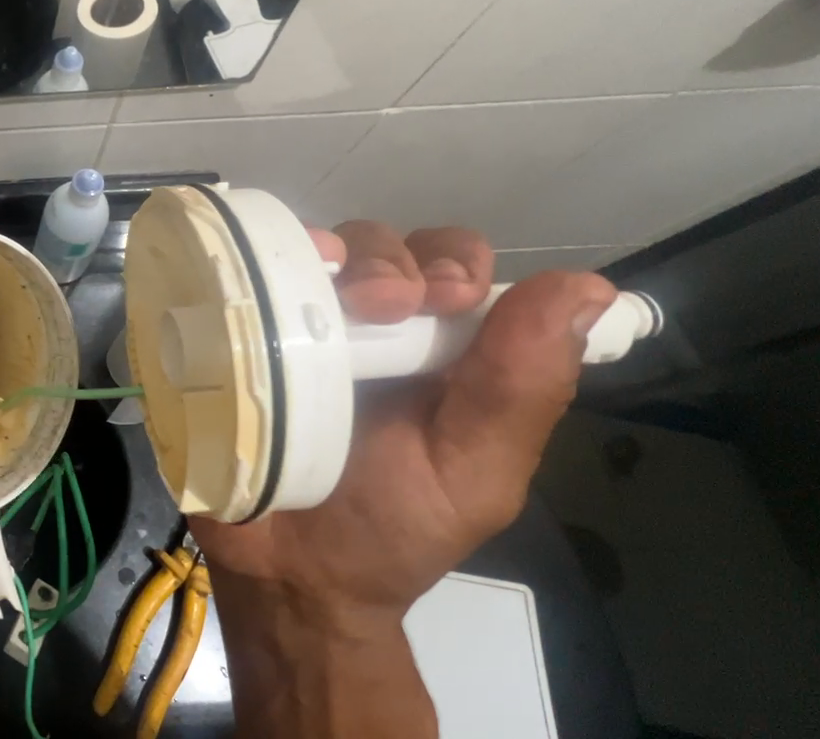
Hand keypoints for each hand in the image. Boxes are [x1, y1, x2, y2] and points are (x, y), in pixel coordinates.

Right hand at [191, 221, 618, 633]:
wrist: (283, 573)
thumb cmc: (387, 529)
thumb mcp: (471, 472)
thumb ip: (522, 390)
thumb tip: (586, 289)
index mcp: (436, 351)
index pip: (453, 266)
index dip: (451, 264)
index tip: (445, 302)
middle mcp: (363, 326)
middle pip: (377, 245)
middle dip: (386, 260)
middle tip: (377, 308)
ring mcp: (291, 326)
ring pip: (311, 252)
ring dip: (325, 259)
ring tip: (323, 312)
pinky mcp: (233, 333)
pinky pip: (241, 278)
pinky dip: (252, 266)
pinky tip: (256, 291)